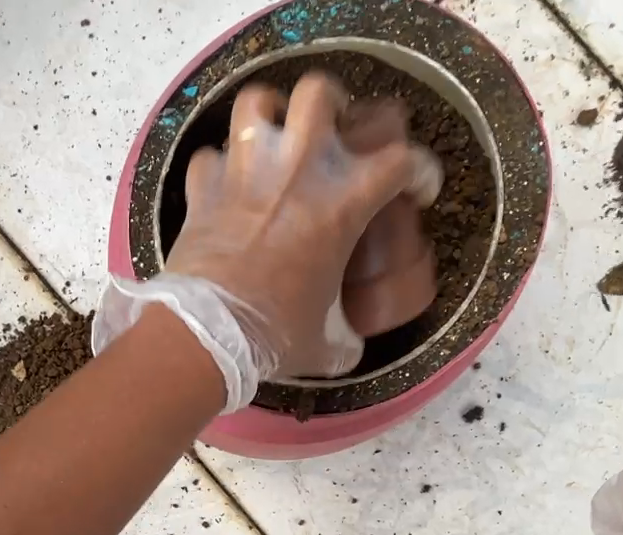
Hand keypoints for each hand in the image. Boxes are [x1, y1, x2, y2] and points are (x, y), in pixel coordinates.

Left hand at [165, 73, 441, 378]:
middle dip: (329, 105)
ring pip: (256, 103)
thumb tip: (347, 351)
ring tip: (272, 136)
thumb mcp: (321, 342)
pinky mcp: (203, 187)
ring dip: (267, 115)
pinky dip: (217, 168)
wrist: (209, 335)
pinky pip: (209, 157)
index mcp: (344, 200)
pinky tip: (223, 186)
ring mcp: (245, 169)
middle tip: (328, 132)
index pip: (403, 161)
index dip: (420, 172)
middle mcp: (297, 168)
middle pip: (320, 94)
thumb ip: (341, 341)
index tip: (417, 188)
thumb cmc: (273, 335)